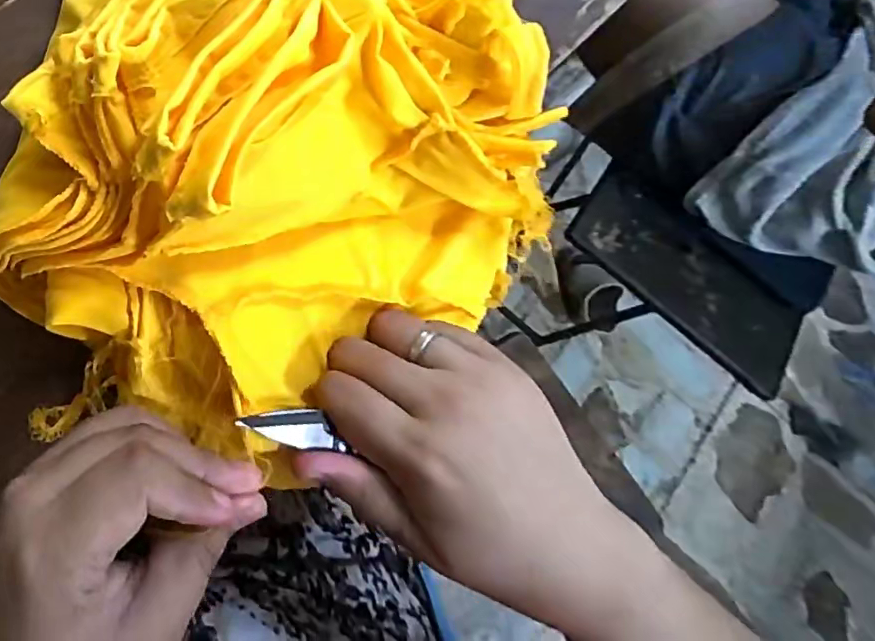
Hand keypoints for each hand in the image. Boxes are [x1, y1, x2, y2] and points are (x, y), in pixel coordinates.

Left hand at [0, 407, 267, 640]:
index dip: (196, 480)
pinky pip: (98, 433)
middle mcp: (31, 488)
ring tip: (213, 478)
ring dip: (172, 444)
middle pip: (128, 437)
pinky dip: (143, 443)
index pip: (135, 472)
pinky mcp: (34, 471)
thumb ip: (197, 554)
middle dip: (193, 458)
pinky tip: (174, 469)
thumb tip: (251, 498)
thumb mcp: (148, 626)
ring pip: (115, 423)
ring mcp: (28, 474)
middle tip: (245, 481)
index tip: (245, 499)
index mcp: (52, 538)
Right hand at [297, 309, 750, 639]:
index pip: (339, 391)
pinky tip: (435, 373)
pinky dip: (423, 343)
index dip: (327, 401)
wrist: (578, 546)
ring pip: (393, 323)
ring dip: (381, 347)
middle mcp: (444, 401)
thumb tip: (296, 453)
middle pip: (358, 350)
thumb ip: (354, 487)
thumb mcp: (414, 537)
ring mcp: (478, 373)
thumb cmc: (486, 551)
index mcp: (419, 452)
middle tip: (365, 399)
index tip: (339, 418)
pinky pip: (439, 326)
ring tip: (397, 378)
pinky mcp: (502, 360)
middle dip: (346, 370)